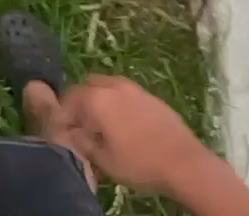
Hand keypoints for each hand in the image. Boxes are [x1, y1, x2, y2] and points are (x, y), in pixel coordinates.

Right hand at [57, 75, 209, 195]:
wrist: (184, 163)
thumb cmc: (140, 163)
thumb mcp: (104, 160)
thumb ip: (83, 143)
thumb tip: (72, 134)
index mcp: (97, 99)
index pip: (69, 97)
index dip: (63, 113)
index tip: (64, 129)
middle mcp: (113, 85)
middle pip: (87, 84)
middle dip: (80, 101)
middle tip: (82, 124)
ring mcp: (134, 88)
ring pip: (107, 85)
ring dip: (99, 98)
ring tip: (103, 123)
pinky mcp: (150, 95)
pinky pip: (125, 92)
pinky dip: (117, 101)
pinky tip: (126, 123)